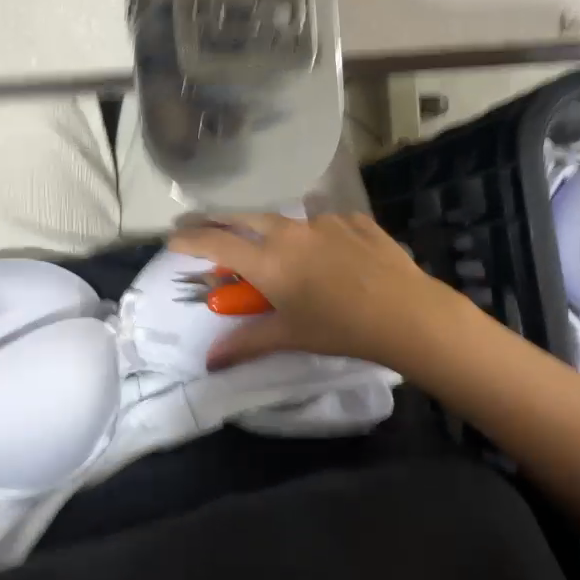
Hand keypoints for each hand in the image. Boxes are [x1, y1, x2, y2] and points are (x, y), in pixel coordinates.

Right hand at [168, 213, 452, 369]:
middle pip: (243, 219)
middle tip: (205, 227)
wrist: (407, 313)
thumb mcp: (289, 336)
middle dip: (219, 222)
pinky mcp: (356, 221)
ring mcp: (325, 221)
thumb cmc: (340, 328)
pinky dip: (315, 234)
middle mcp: (290, 232)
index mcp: (267, 260)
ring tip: (274, 245)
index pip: (215, 243)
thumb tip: (211, 360)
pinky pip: (325, 223)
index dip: (190, 239)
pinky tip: (327, 251)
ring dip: (271, 230)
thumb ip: (246, 343)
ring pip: (287, 220)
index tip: (172, 238)